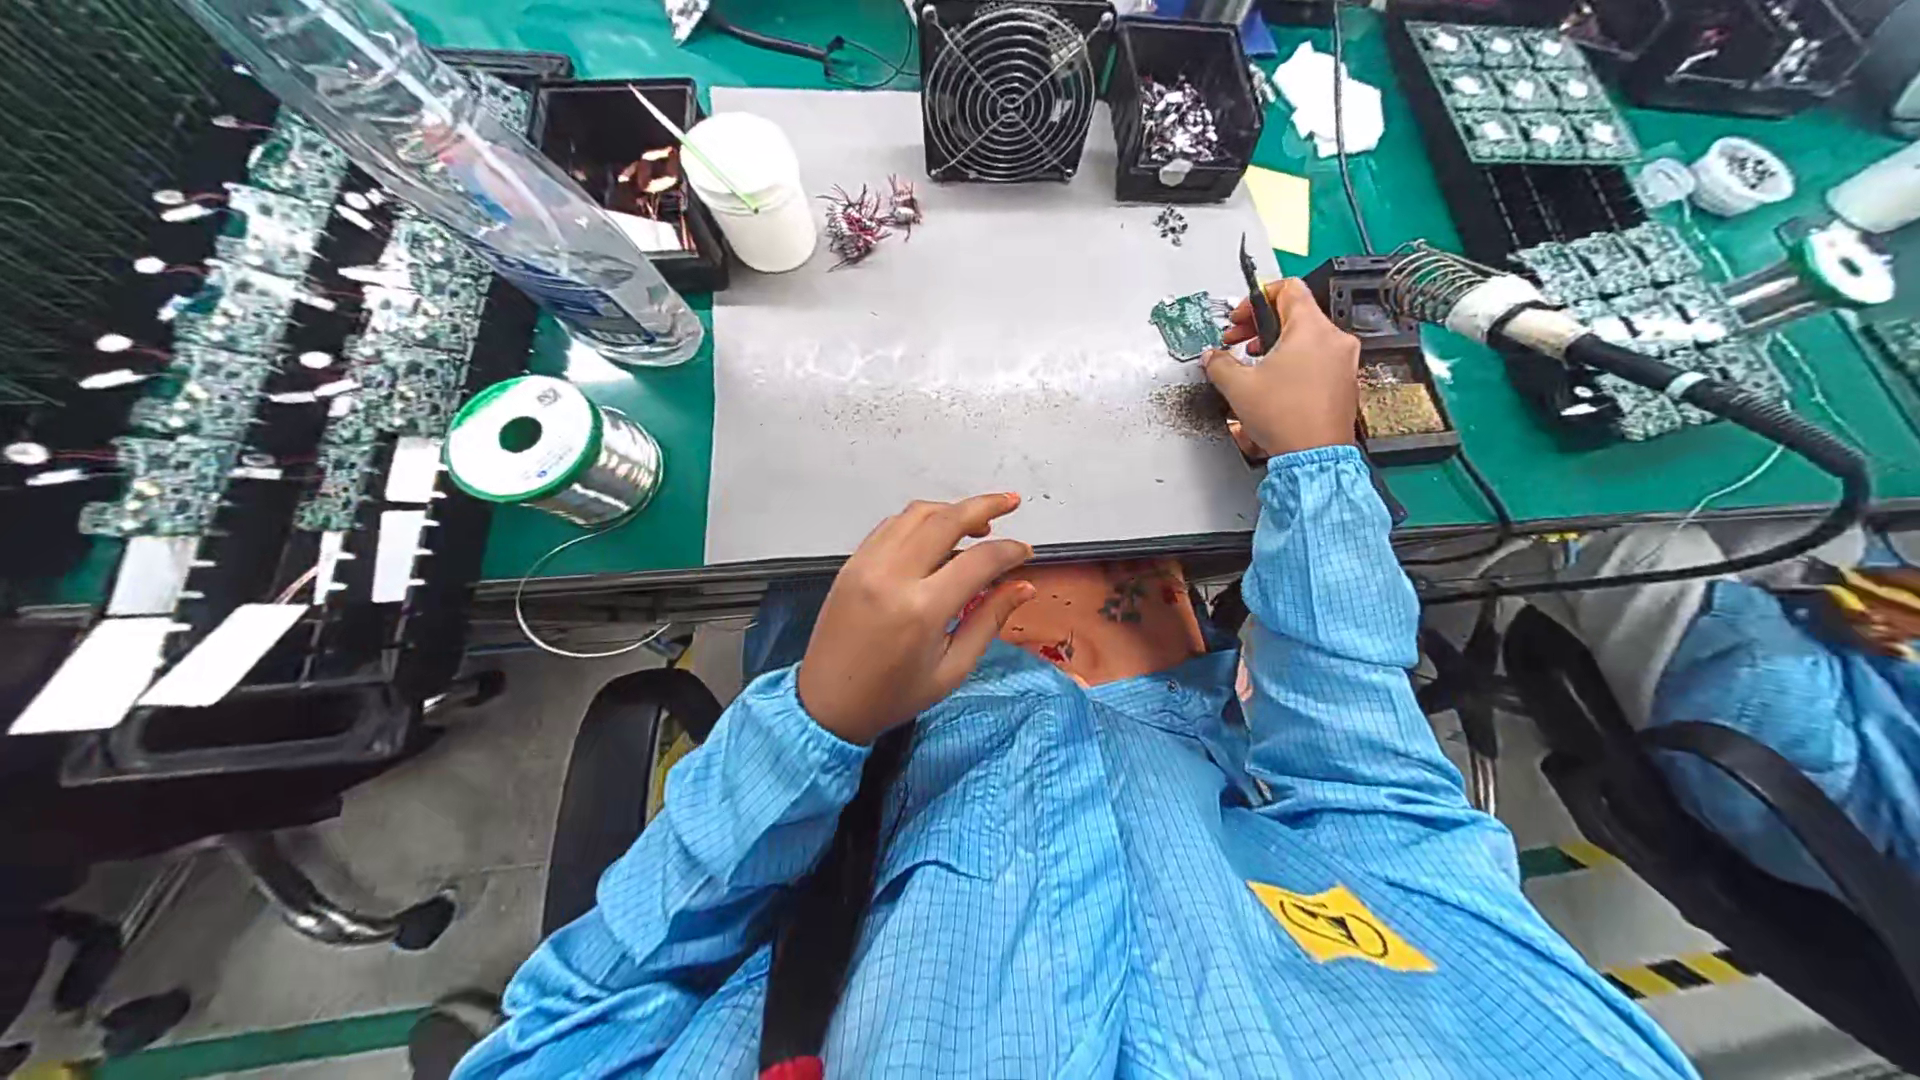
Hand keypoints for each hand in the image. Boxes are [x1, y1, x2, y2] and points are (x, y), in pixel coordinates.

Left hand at [796, 494, 1036, 743]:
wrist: (827, 704)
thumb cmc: (890, 695)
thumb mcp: (952, 669)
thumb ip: (989, 620)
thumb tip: (1022, 587)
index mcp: (922, 610)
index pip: (979, 560)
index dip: (1009, 550)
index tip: (1023, 552)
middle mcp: (891, 577)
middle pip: (947, 519)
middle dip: (985, 505)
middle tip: (1009, 503)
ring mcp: (866, 565)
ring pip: (916, 514)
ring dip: (951, 509)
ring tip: (976, 522)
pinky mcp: (852, 564)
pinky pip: (890, 526)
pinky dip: (919, 521)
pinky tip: (935, 534)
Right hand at [1202, 278, 1359, 456]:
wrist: (1314, 454)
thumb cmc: (1287, 419)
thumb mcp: (1238, 386)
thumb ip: (1219, 363)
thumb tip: (1212, 357)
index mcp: (1310, 328)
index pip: (1288, 288)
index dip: (1257, 297)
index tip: (1241, 315)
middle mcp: (1333, 339)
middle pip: (1296, 313)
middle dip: (1261, 325)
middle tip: (1238, 340)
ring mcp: (1343, 360)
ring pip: (1306, 337)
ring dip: (1276, 344)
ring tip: (1253, 363)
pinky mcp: (1344, 380)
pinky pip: (1316, 359)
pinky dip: (1293, 362)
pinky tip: (1273, 382)